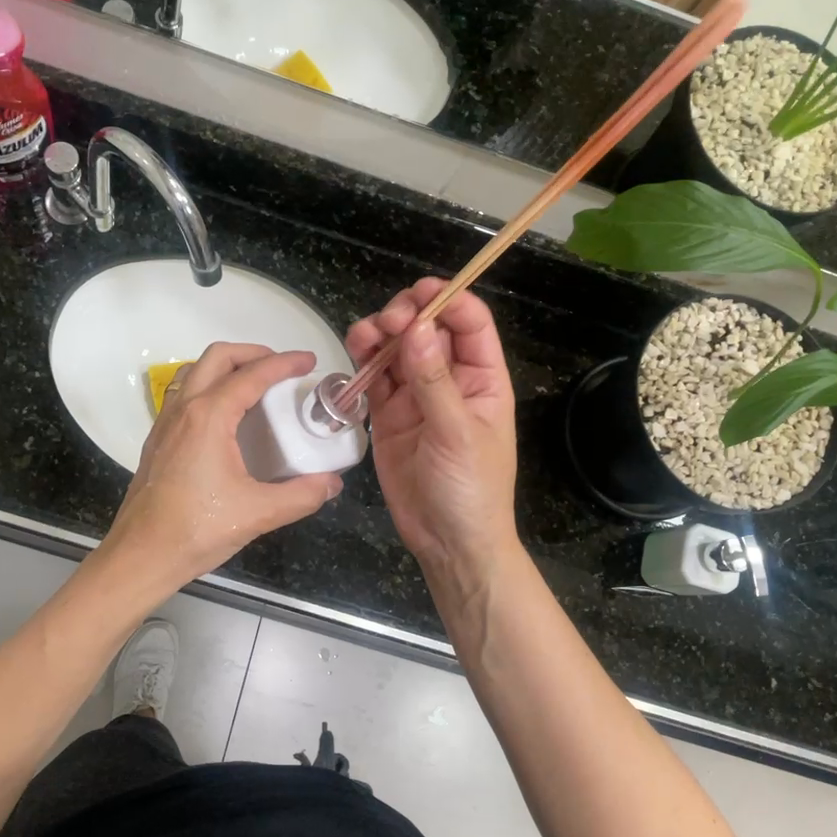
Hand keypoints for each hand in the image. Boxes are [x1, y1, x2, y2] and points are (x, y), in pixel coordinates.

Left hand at [104, 342, 342, 593]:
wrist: (142, 555)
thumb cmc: (197, 531)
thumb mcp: (258, 514)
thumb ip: (302, 495)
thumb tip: (332, 483)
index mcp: (208, 418)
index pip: (251, 375)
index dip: (284, 364)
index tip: (308, 362)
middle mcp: (183, 410)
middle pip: (217, 358)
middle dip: (252, 353)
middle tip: (281, 368)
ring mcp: (165, 424)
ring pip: (195, 373)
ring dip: (226, 368)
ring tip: (255, 386)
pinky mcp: (157, 441)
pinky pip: (184, 396)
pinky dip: (209, 388)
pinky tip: (227, 418)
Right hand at [346, 278, 518, 575]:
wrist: (448, 542)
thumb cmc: (470, 489)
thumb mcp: (458, 433)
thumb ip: (433, 380)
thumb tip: (416, 327)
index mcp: (482, 379)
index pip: (469, 324)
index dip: (447, 301)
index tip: (420, 294)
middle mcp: (448, 380)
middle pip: (426, 329)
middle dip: (406, 316)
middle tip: (388, 324)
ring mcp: (415, 397)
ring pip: (394, 350)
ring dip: (378, 335)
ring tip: (364, 337)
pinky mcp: (387, 416)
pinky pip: (373, 379)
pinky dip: (362, 364)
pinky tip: (354, 357)